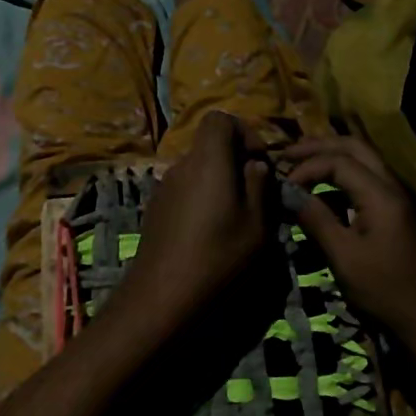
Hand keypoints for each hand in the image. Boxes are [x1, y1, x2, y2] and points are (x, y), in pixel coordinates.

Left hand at [119, 112, 273, 324]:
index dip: (244, 132)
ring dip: (220, 184)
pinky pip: (185, 191)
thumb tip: (256, 166)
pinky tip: (211, 234)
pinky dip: (203, 200)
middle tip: (255, 195)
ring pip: (198, 171)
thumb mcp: (257, 223)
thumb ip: (260, 186)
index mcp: (208, 161)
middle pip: (209, 146)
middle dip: (236, 162)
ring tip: (236, 218)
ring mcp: (164, 189)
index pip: (220, 119)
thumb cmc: (218, 255)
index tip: (260, 163)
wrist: (162, 296)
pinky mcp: (155, 211)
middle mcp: (181, 166)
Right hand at [282, 135, 415, 338]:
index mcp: (380, 195)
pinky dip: (342, 171)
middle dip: (319, 146)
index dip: (307, 166)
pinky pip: (366, 176)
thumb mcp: (343, 256)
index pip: (339, 161)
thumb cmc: (381, 288)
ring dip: (332, 154)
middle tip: (287, 153)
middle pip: (355, 147)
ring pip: (363, 158)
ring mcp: (395, 197)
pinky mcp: (393, 210)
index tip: (284, 184)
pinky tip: (323, 182)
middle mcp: (391, 186)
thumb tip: (288, 193)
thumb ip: (316, 219)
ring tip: (300, 160)